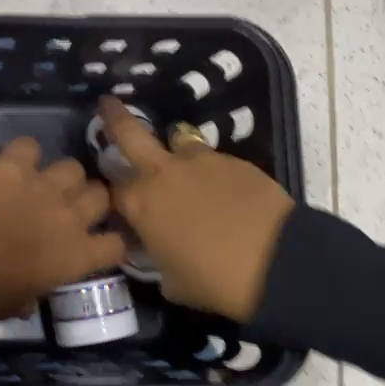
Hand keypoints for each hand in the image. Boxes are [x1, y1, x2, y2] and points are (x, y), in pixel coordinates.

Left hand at [0, 138, 126, 319]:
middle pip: (100, 195)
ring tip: (42, 183)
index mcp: (76, 257)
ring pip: (73, 167)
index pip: (117, 244)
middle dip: (87, 200)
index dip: (109, 240)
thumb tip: (31, 301)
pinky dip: (22, 154)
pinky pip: (29, 146)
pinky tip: (11, 164)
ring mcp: (43, 186)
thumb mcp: (16, 305)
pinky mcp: (13, 165)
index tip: (96, 240)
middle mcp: (70, 217)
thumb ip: (33, 297)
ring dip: (61, 177)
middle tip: (67, 207)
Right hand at [98, 97, 295, 320]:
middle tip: (107, 104)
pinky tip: (226, 196)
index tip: (117, 204)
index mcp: (139, 203)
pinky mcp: (234, 160)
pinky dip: (211, 174)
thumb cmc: (213, 280)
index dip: (111, 194)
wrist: (277, 263)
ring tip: (190, 177)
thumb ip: (155, 256)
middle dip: (115, 118)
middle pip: (131, 133)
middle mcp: (162, 172)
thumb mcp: (171, 281)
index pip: (110, 189)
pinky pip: (213, 161)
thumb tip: (158, 248)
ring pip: (178, 144)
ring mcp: (201, 161)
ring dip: (176, 155)